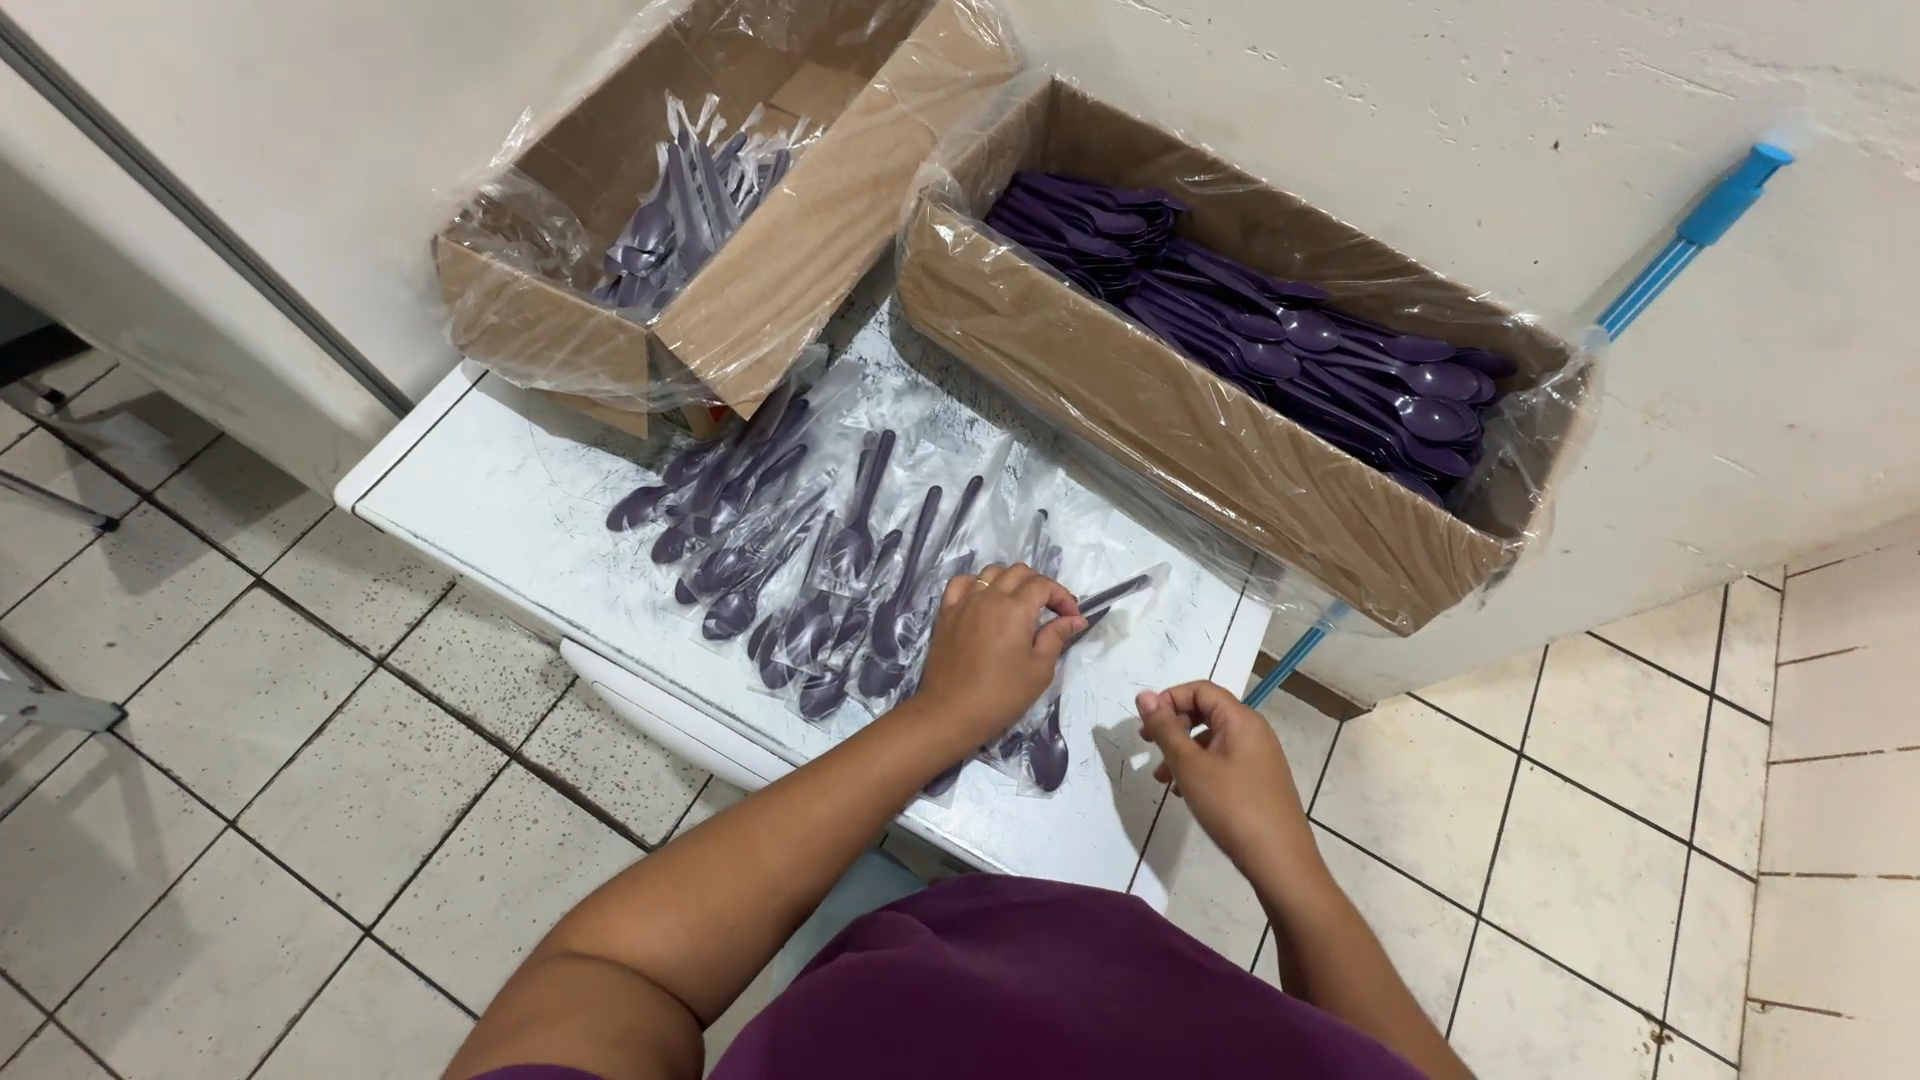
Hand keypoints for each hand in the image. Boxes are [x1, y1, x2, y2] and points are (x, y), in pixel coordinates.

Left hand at [913, 564, 1086, 748]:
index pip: (1043, 585)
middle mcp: (989, 596)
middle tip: (1050, 610)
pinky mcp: (946, 613)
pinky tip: (984, 598)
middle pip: (1018, 572)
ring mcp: (964, 602)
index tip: (1071, 618)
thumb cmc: (1001, 694)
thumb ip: (1057, 636)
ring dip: (1010, 581)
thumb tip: (1075, 619)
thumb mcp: (1039, 669)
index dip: (1062, 597)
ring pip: (990, 573)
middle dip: (1040, 585)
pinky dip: (976, 583)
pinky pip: (961, 583)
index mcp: (1015, 608)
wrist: (951, 711)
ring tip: (1019, 603)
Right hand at [1137, 682, 1321, 877]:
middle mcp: (1254, 731)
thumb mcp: (1189, 766)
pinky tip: (1185, 793)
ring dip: (1182, 752)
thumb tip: (1143, 696)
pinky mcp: (1259, 780)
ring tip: (1163, 780)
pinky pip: (1222, 760)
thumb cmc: (1232, 807)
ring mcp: (1259, 757)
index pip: (1200, 690)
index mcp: (1241, 719)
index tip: (1146, 725)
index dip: (1169, 699)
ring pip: (1211, 740)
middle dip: (1173, 726)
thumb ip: (1164, 728)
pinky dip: (1199, 768)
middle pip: (1205, 712)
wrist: (1280, 862)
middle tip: (1148, 746)